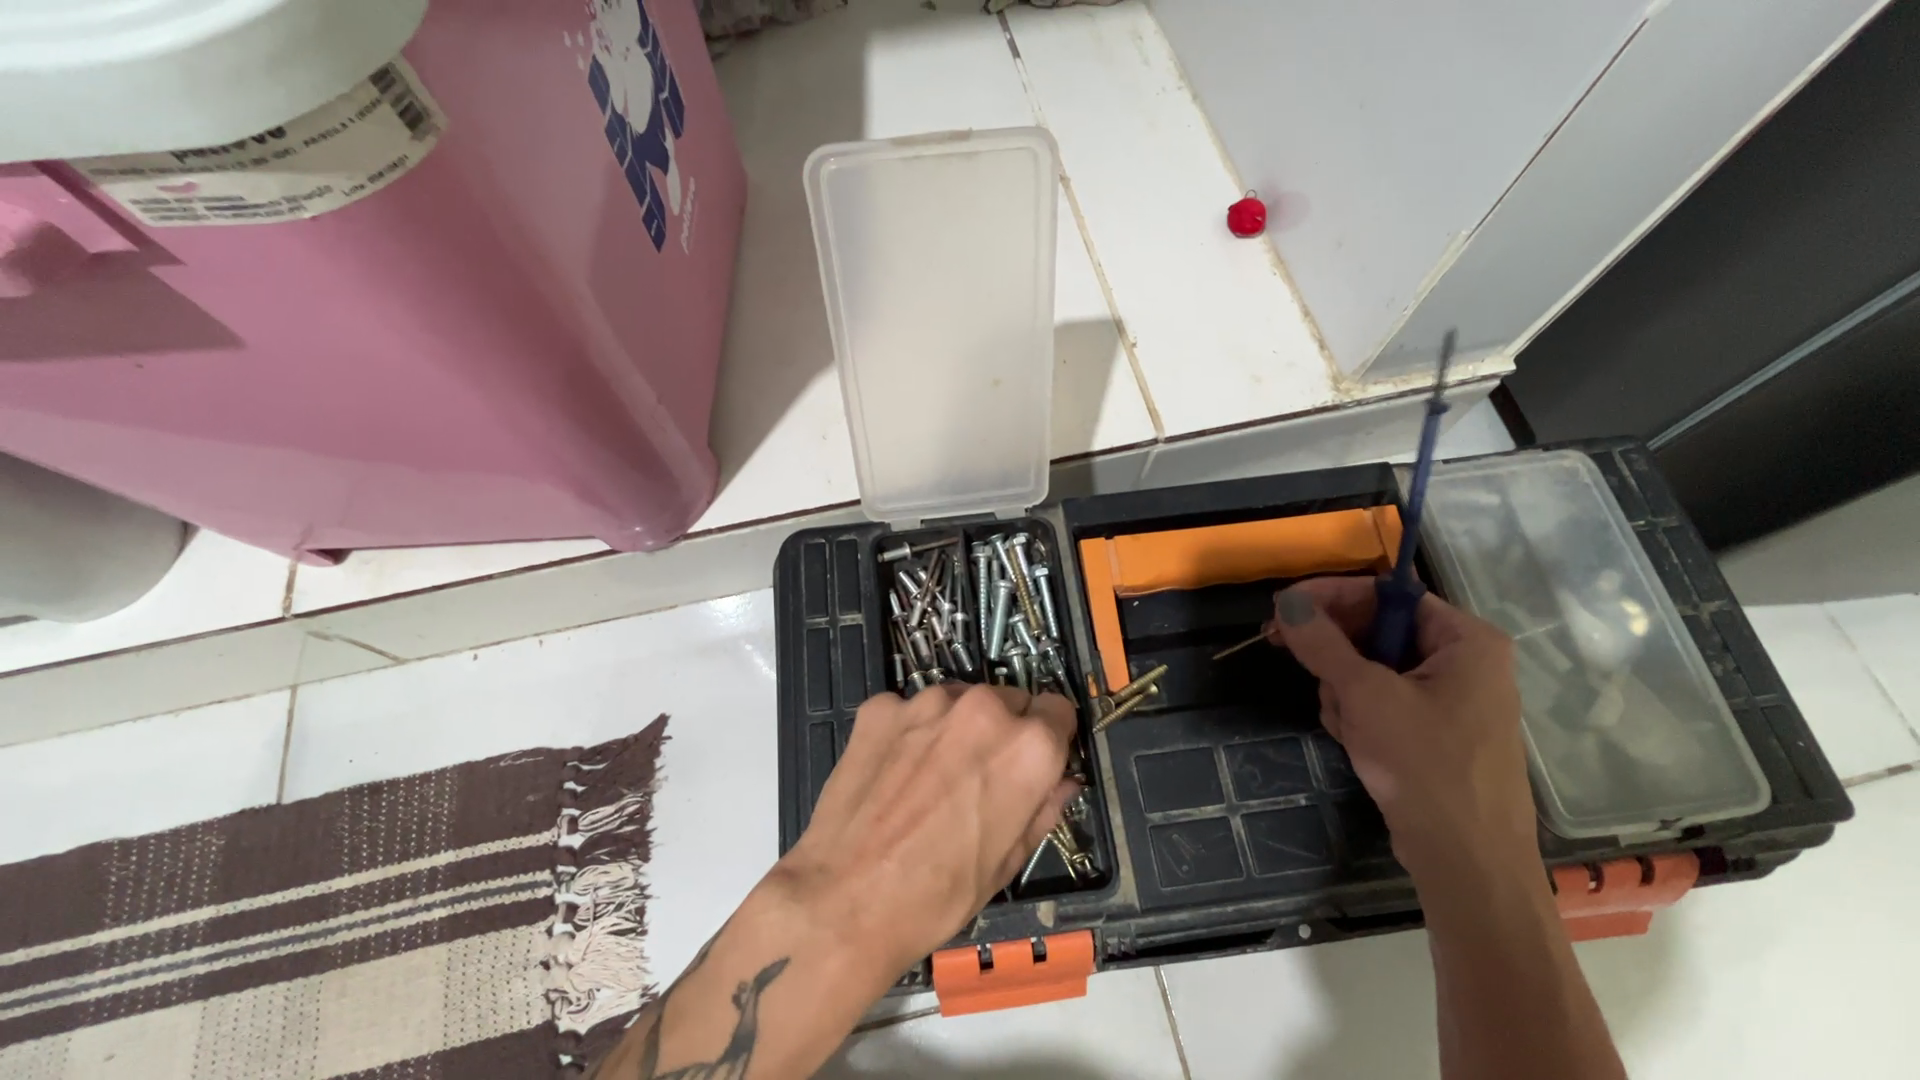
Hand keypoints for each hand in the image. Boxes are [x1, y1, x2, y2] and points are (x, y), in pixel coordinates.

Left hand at [770, 684, 1080, 977]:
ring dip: (955, 728)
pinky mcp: (878, 708)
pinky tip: (893, 776)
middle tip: (980, 778)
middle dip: (1002, 732)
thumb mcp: (1008, 862)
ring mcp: (925, 703)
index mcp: (1028, 747)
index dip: (1050, 739)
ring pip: (958, 702)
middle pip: (1008, 701)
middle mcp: (982, 709)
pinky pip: (909, 711)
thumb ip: (1042, 809)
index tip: (1035, 762)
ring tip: (931, 780)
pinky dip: (908, 733)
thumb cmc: (939, 894)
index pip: (1058, 710)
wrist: (845, 900)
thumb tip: (1060, 784)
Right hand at [1265, 576, 1535, 882]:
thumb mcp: (1365, 696)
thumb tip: (1286, 601)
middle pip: (1377, 632)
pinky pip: (1382, 702)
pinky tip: (1356, 741)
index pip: (1388, 594)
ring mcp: (1450, 699)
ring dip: (1344, 691)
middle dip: (1335, 654)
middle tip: (1286, 654)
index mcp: (1466, 639)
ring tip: (1345, 723)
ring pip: (1371, 670)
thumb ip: (1323, 643)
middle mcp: (1464, 661)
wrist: (1466, 860)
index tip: (1280, 607)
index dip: (1331, 597)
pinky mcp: (1434, 732)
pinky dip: (1359, 715)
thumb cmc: (1425, 765)